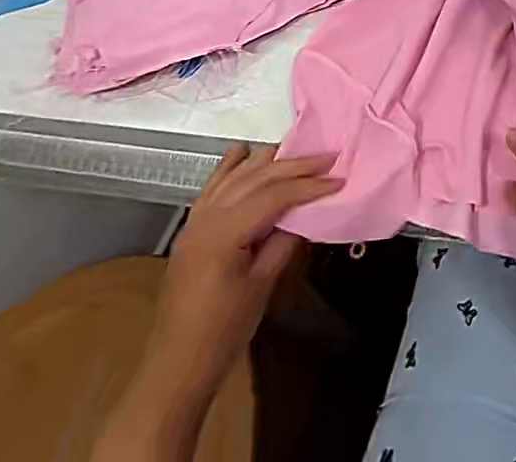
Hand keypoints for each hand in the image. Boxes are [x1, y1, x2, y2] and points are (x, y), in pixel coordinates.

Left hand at [96, 144, 338, 461]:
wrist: (177, 365)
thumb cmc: (223, 331)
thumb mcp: (262, 285)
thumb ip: (285, 241)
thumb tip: (309, 213)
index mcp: (225, 231)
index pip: (274, 195)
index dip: (309, 185)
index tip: (339, 179)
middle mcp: (207, 216)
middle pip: (256, 178)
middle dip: (294, 165)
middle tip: (328, 158)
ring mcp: (196, 220)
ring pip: (235, 176)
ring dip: (267, 161)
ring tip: (298, 150)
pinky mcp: (191, 228)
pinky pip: (213, 187)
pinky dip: (231, 167)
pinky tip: (243, 152)